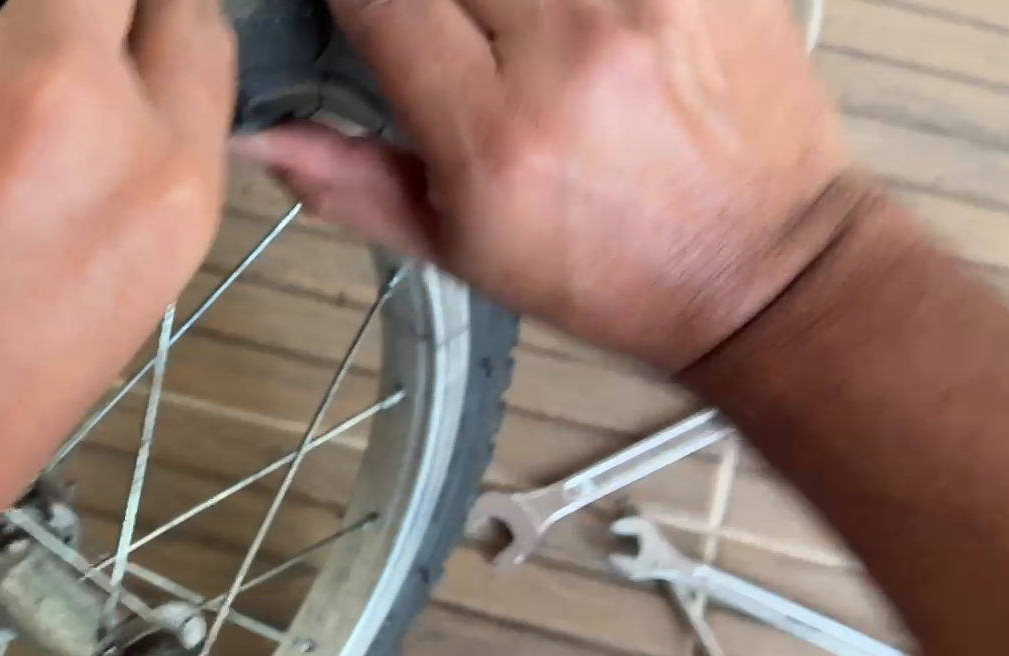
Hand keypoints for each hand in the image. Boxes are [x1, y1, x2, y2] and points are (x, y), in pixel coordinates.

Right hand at [234, 0, 855, 370]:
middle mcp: (568, 43)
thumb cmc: (584, 274)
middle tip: (401, 18)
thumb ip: (347, 183)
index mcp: (490, 136)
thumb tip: (259, 136)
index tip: (333, 8)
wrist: (748, 263)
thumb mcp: (448, 250)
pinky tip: (531, 17)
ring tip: (464, 22)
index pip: (383, 1)